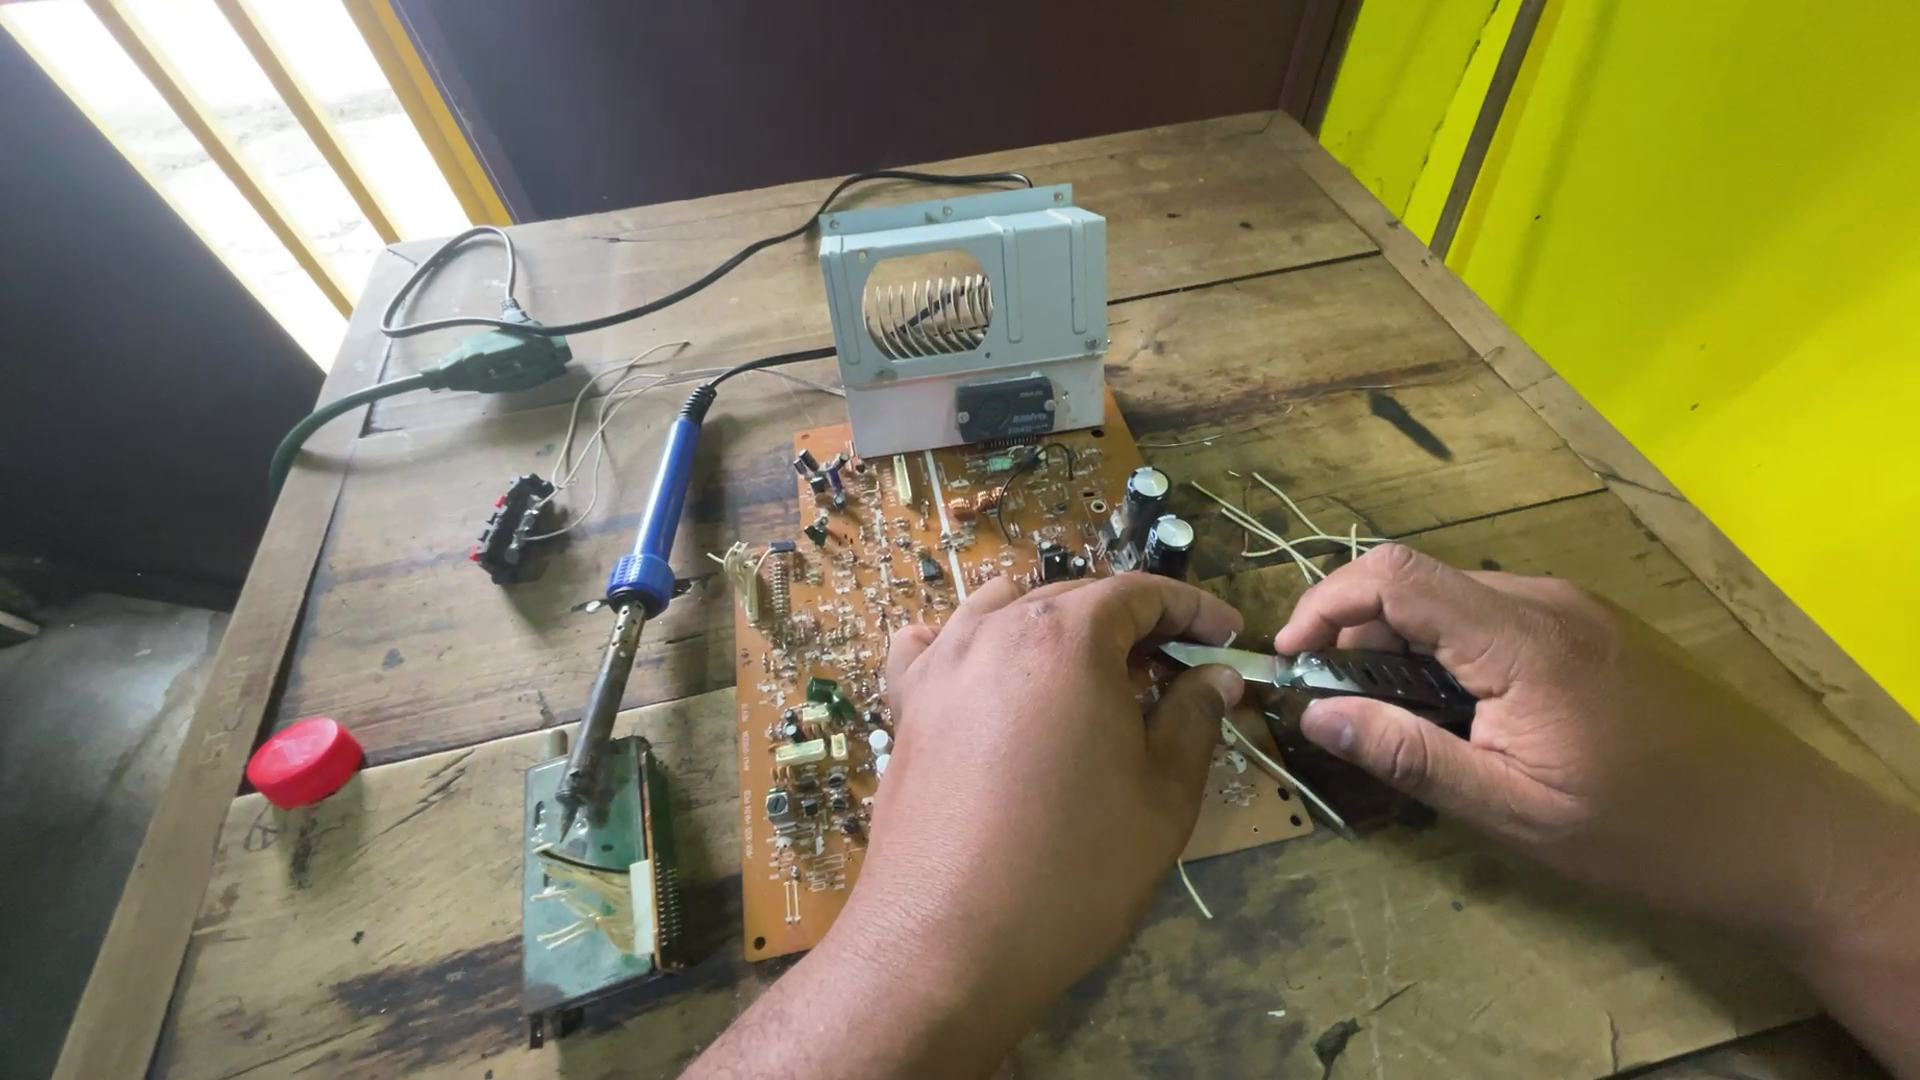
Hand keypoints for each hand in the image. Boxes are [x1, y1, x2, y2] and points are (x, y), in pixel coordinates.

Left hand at [687, 572, 1242, 1079]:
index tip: (1225, 634)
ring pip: (1005, 607)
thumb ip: (1195, 714)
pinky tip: (983, 669)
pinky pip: (932, 642)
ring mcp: (942, 660)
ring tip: (1085, 666)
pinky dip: (966, 640)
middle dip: (1130, 620)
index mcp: (1067, 636)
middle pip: (1074, 597)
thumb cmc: (1076, 865)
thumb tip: (1217, 674)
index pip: (1139, 592)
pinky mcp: (905, 700)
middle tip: (1171, 665)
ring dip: (1054, 622)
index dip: (1191, 608)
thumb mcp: (1163, 792)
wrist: (949, 936)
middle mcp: (998, 627)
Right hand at [1277, 545, 1919, 1073]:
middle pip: (1412, 579)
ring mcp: (1571, 606)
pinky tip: (1458, 700)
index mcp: (1521, 641)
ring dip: (1396, 637)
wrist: (1803, 845)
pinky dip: (1441, 641)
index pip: (1393, 577)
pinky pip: (1485, 610)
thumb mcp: (1513, 812)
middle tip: (1339, 695)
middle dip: (1351, 625)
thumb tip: (1312, 714)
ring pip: (1447, 593)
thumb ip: (1405, 755)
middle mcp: (1542, 601)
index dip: (1323, 603)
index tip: (1291, 655)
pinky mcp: (1586, 622)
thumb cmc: (1651, 836)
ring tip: (1398, 708)